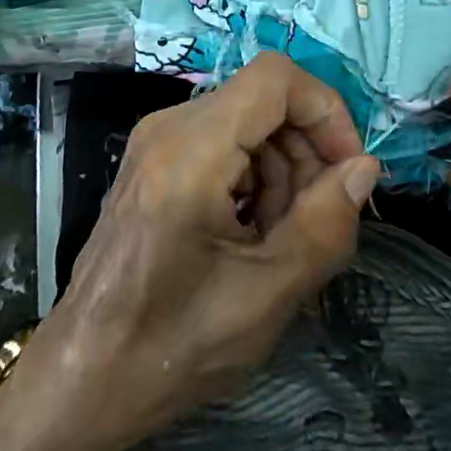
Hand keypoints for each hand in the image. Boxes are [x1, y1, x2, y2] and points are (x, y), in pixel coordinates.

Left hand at [0, 54, 378, 450]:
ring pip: (247, 123)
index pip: (275, 78)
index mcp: (190, 150)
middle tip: (314, 222)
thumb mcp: (268, 293)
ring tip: (278, 240)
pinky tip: (249, 235)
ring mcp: (156, 140)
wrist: (87, 372)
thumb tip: (363, 166)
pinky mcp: (155, 160)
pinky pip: (222, 144)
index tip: (347, 172)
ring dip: (282, 172)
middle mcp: (168, 127)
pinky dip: (252, 178)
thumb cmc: (174, 343)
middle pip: (263, 101)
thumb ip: (326, 223)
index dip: (326, 111)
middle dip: (305, 153)